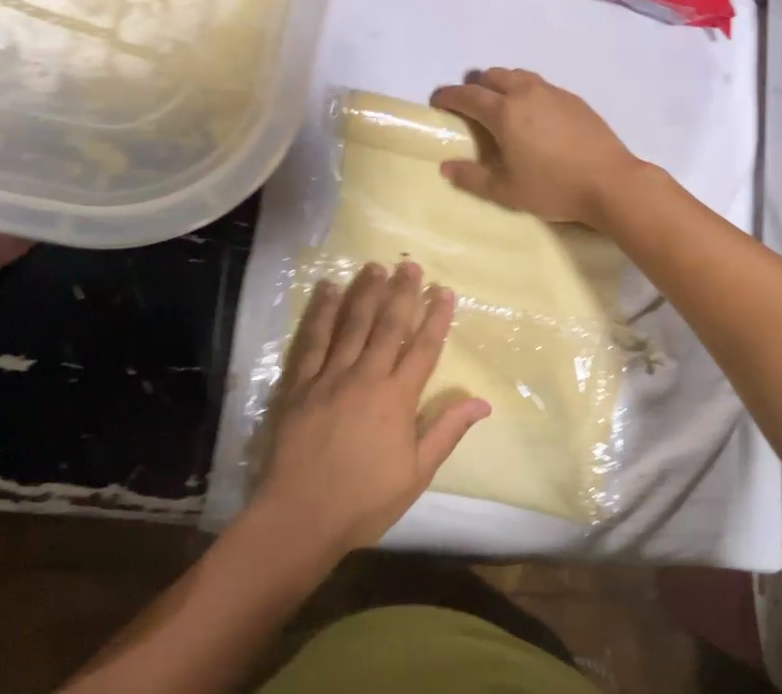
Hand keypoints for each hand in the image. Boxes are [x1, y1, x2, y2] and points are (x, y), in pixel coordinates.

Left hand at [255, 262, 489, 554]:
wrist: (300, 515)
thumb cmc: (365, 500)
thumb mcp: (417, 473)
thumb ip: (446, 431)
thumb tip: (482, 402)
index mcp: (397, 399)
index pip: (423, 348)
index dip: (436, 318)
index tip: (445, 291)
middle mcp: (366, 377)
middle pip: (388, 326)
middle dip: (402, 294)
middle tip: (411, 266)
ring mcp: (329, 377)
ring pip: (351, 324)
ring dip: (365, 293)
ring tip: (375, 267)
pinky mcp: (299, 384)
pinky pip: (312, 340)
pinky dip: (322, 313)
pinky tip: (329, 291)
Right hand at [430, 68, 648, 227]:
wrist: (611, 182)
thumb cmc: (554, 188)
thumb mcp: (507, 191)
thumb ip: (472, 177)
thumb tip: (446, 166)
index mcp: (505, 113)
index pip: (468, 95)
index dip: (448, 96)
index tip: (438, 102)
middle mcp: (527, 93)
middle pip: (493, 76)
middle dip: (476, 86)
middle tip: (470, 106)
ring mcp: (554, 93)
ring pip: (519, 76)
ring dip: (503, 84)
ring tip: (502, 106)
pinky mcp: (575, 99)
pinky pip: (542, 85)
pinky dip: (528, 91)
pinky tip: (535, 115)